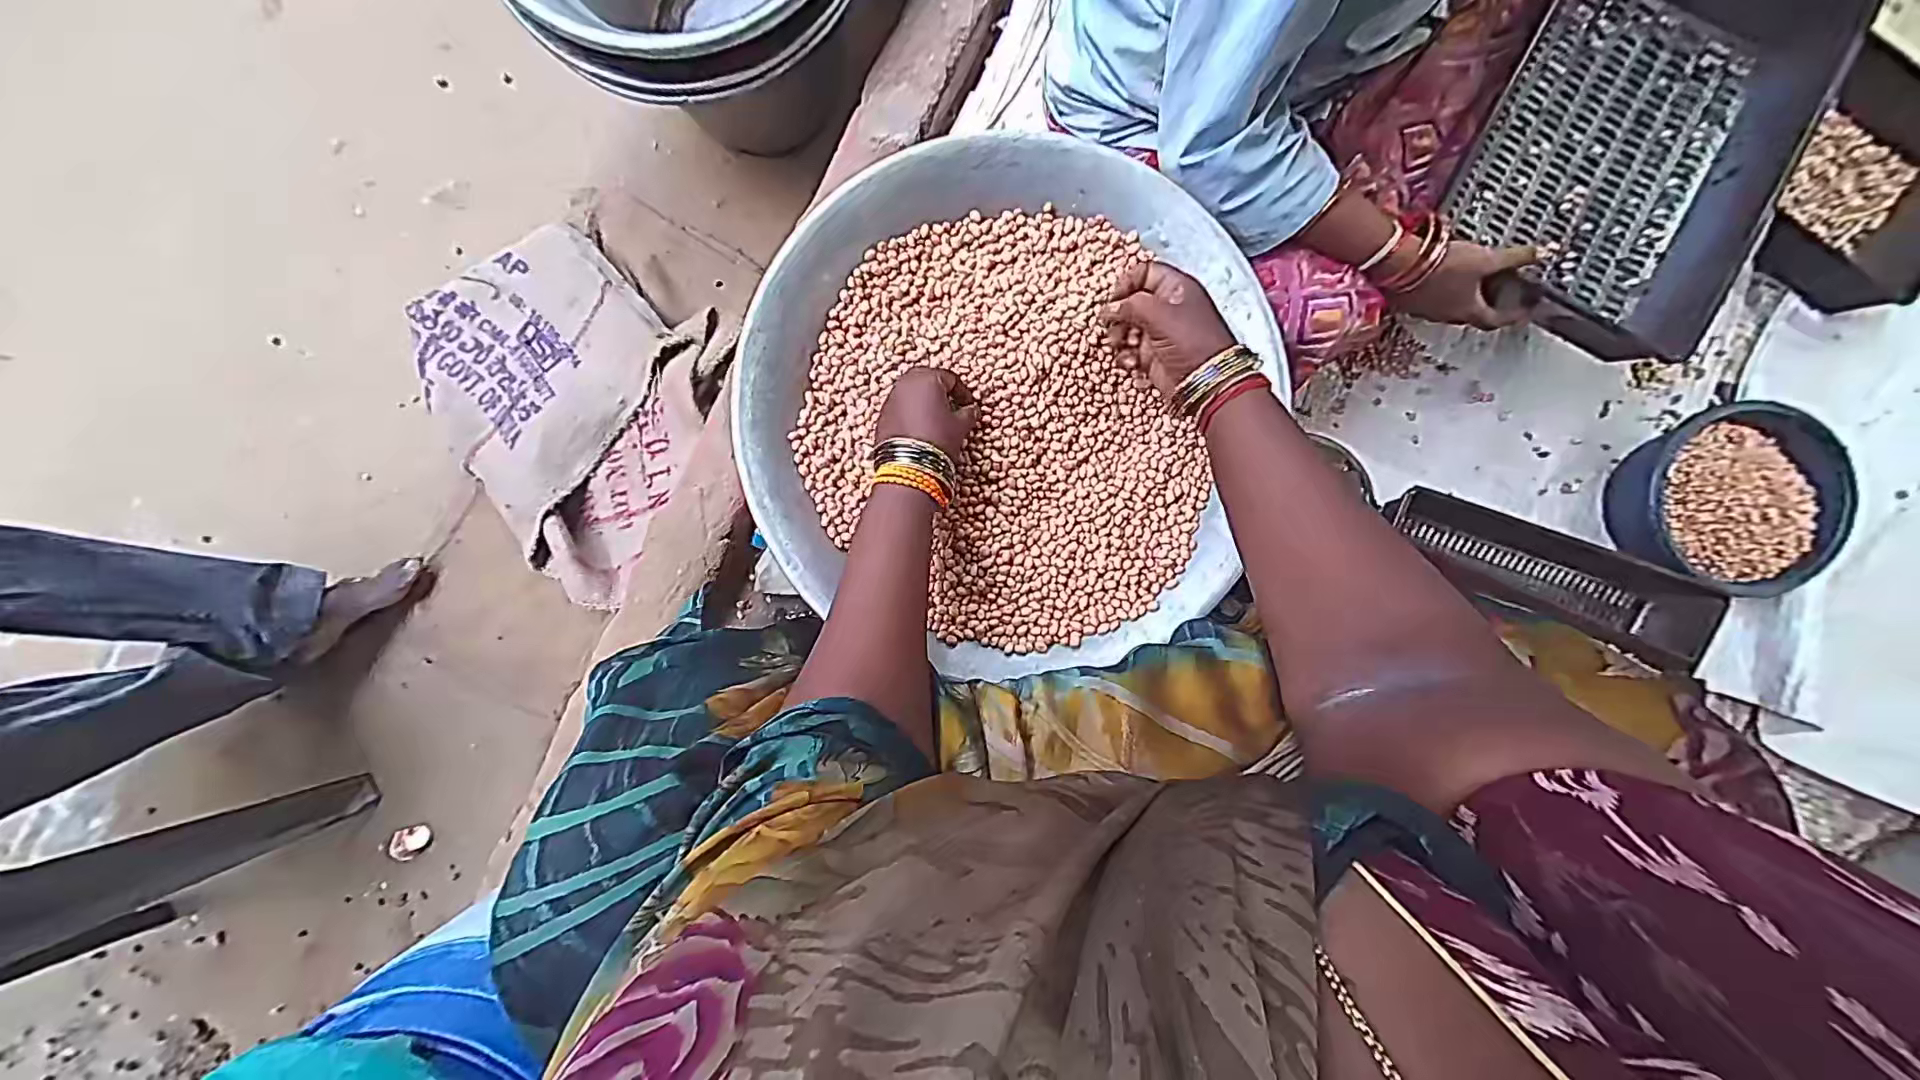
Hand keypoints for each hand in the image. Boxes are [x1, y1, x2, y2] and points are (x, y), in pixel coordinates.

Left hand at [874, 366, 978, 460]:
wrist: (908, 464)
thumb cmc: (937, 440)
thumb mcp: (960, 426)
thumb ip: (968, 413)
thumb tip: (971, 410)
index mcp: (927, 378)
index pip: (950, 378)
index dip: (962, 393)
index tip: (968, 405)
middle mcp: (905, 383)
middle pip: (927, 381)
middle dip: (940, 394)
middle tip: (951, 409)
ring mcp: (891, 399)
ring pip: (911, 395)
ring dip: (924, 404)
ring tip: (936, 422)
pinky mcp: (882, 416)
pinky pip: (900, 409)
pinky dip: (911, 415)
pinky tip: (920, 431)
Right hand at [1100, 261, 1237, 401]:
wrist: (1204, 381)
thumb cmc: (1193, 343)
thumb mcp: (1160, 315)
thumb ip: (1131, 305)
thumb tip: (1110, 308)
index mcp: (1175, 288)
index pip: (1143, 273)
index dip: (1126, 284)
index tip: (1114, 300)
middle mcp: (1166, 307)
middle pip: (1130, 302)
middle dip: (1119, 316)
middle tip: (1116, 327)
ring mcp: (1158, 332)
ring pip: (1125, 327)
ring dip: (1119, 338)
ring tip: (1125, 346)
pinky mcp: (1152, 354)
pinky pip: (1128, 351)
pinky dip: (1126, 357)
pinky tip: (1133, 363)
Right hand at [1389, 242, 1536, 329]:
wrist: (1400, 265)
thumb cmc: (1443, 266)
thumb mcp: (1487, 259)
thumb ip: (1516, 257)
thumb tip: (1543, 253)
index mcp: (1467, 311)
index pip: (1494, 321)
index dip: (1512, 316)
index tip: (1523, 311)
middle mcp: (1445, 316)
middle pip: (1471, 315)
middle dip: (1485, 304)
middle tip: (1497, 289)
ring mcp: (1424, 311)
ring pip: (1449, 308)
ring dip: (1461, 298)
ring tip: (1469, 280)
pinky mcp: (1407, 302)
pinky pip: (1430, 301)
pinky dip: (1441, 293)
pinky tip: (1441, 278)